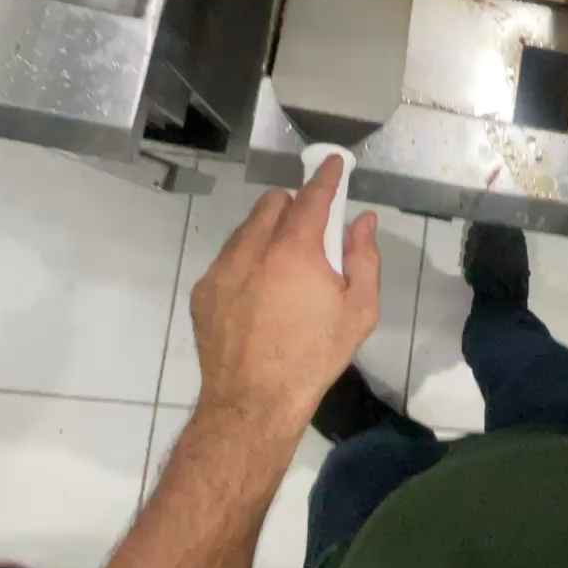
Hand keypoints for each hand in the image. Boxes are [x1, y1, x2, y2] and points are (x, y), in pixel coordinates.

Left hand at [190, 156, 381, 438]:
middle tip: (310, 233)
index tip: (334, 163)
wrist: (253, 404)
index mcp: (294, 253)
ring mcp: (222, 270)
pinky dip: (246, 260)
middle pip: (272, 203)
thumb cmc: (314, 357)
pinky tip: (258, 293)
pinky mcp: (203, 291)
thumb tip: (363, 222)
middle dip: (294, 206)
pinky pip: (228, 257)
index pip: (312, 197)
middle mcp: (253, 251)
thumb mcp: (358, 312)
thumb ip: (364, 259)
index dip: (327, 177)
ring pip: (246, 228)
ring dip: (268, 232)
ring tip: (283, 269)